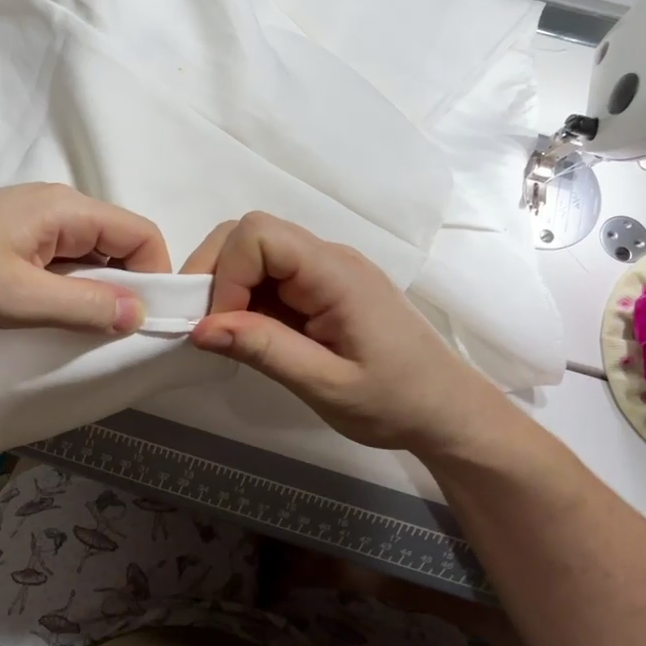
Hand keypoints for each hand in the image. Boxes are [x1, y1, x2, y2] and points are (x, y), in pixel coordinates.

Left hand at [0, 184, 171, 335]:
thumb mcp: (19, 299)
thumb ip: (83, 306)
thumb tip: (141, 314)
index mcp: (63, 207)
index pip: (139, 232)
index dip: (155, 275)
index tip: (146, 321)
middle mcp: (55, 206)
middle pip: (117, 242)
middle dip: (124, 286)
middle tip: (111, 333)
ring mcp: (31, 221)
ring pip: (88, 255)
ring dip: (92, 291)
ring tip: (77, 328)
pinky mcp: (12, 238)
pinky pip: (60, 261)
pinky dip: (66, 288)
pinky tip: (49, 314)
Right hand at [182, 212, 514, 453]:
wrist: (446, 412)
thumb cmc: (394, 401)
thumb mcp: (325, 385)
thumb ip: (264, 350)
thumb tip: (199, 328)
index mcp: (335, 273)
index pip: (258, 235)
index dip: (226, 274)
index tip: (220, 327)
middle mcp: (327, 259)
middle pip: (248, 233)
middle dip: (214, 273)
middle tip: (208, 327)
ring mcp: (322, 271)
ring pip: (252, 252)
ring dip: (225, 287)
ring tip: (225, 334)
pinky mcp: (316, 289)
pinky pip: (266, 276)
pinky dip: (241, 299)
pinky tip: (245, 334)